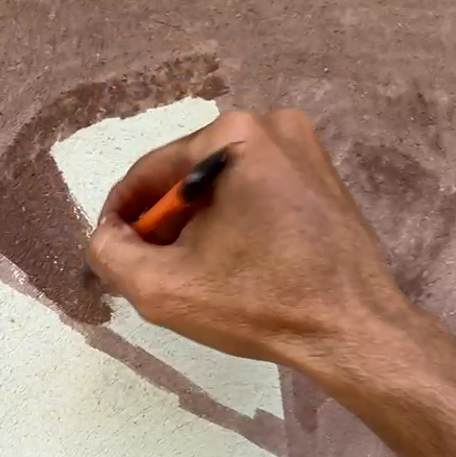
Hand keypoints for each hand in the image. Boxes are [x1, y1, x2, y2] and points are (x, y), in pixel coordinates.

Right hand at [84, 109, 422, 381]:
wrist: (350, 330)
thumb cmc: (258, 305)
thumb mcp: (161, 287)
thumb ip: (111, 254)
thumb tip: (105, 236)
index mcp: (231, 136)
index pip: (149, 173)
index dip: (121, 217)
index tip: (113, 254)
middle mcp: (271, 125)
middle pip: (187, 178)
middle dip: (164, 224)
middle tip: (155, 271)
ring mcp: (305, 150)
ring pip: (222, 187)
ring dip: (198, 226)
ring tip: (194, 273)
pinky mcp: (323, 180)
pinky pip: (257, 195)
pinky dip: (235, 224)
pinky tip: (234, 265)